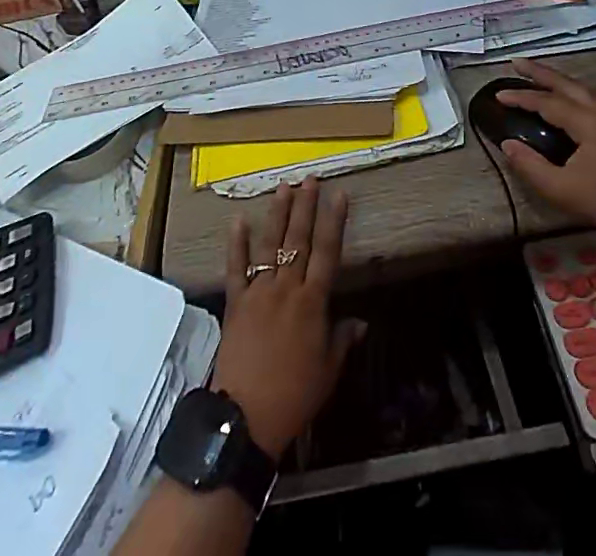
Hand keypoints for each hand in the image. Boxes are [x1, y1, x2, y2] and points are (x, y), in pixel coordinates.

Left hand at [216, 178, 365, 457]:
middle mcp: (286, 288)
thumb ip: (343, 339)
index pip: (328, 252)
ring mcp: (258, 292)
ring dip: (277, 215)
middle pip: (298, 240)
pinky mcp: (235, 302)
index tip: (339, 195)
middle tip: (310, 180)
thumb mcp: (329, 369)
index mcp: (313, 302)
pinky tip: (239, 220)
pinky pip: (235, 267)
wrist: (247, 414)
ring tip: (283, 188)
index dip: (334, 222)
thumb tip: (360, 322)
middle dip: (306, 207)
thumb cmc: (296, 393)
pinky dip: (237, 243)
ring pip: (270, 245)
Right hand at [495, 58, 595, 240]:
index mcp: (591, 124)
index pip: (549, 103)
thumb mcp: (557, 188)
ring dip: (559, 82)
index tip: (498, 95)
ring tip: (537, 77)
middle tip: (517, 63)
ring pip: (584, 91)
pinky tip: (565, 101)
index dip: (522, 97)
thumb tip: (507, 144)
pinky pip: (594, 103)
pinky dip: (573, 95)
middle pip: (569, 85)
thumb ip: (529, 164)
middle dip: (541, 72)